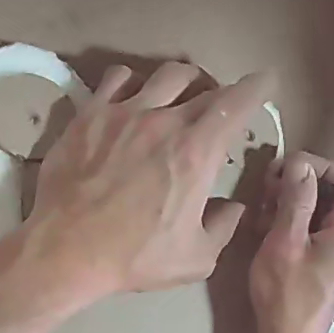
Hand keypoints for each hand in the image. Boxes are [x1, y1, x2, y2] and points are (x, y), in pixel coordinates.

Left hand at [20, 62, 271, 300]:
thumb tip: (234, 209)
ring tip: (180, 97)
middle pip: (204, 85)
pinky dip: (135, 83)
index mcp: (197, 153)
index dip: (257, 87)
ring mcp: (123, 113)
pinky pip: (118, 78)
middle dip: (221, 91)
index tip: (266, 81)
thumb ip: (223, 228)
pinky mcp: (90, 115)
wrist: (67, 251)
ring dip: (183, 82)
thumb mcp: (196, 258)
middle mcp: (164, 121)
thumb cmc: (136, 258)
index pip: (237, 103)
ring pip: (164, 75)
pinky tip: (133, 99)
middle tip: (221, 106)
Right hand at [250, 154, 333, 332]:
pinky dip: (296, 225)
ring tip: (264, 211)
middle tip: (268, 189)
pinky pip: (318, 233)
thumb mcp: (285, 240)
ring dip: (293, 205)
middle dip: (300, 186)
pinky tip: (269, 231)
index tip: (284, 169)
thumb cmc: (285, 294)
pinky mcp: (331, 267)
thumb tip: (300, 164)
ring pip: (323, 214)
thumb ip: (296, 199)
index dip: (317, 167)